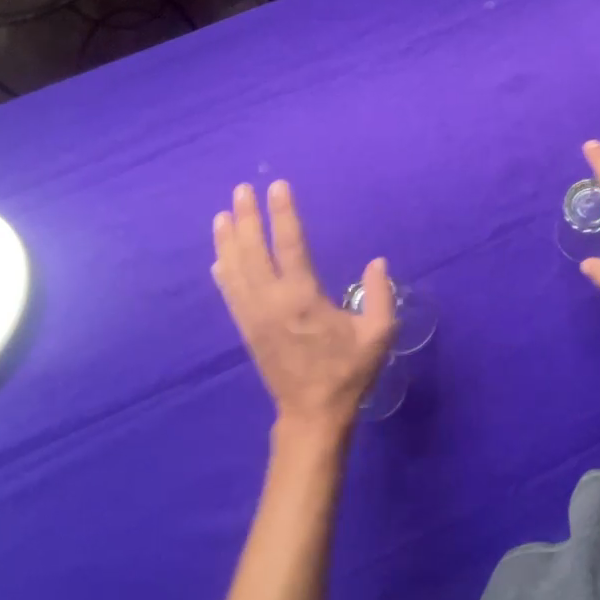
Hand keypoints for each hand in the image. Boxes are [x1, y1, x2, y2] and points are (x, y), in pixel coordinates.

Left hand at [210, 181, 396, 432]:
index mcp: (304, 298)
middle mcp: (272, 302)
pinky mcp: (247, 329)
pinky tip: (219, 256)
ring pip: (235, 269)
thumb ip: (380, 295)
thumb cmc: (349, 372)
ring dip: (228, 239)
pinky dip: (223, 271)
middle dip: (246, 218)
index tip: (277, 187)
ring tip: (223, 213)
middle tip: (241, 189)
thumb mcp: (378, 334)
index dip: (283, 214)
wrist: (312, 413)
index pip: (290, 245)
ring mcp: (254, 316)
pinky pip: (230, 293)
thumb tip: (377, 262)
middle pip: (253, 251)